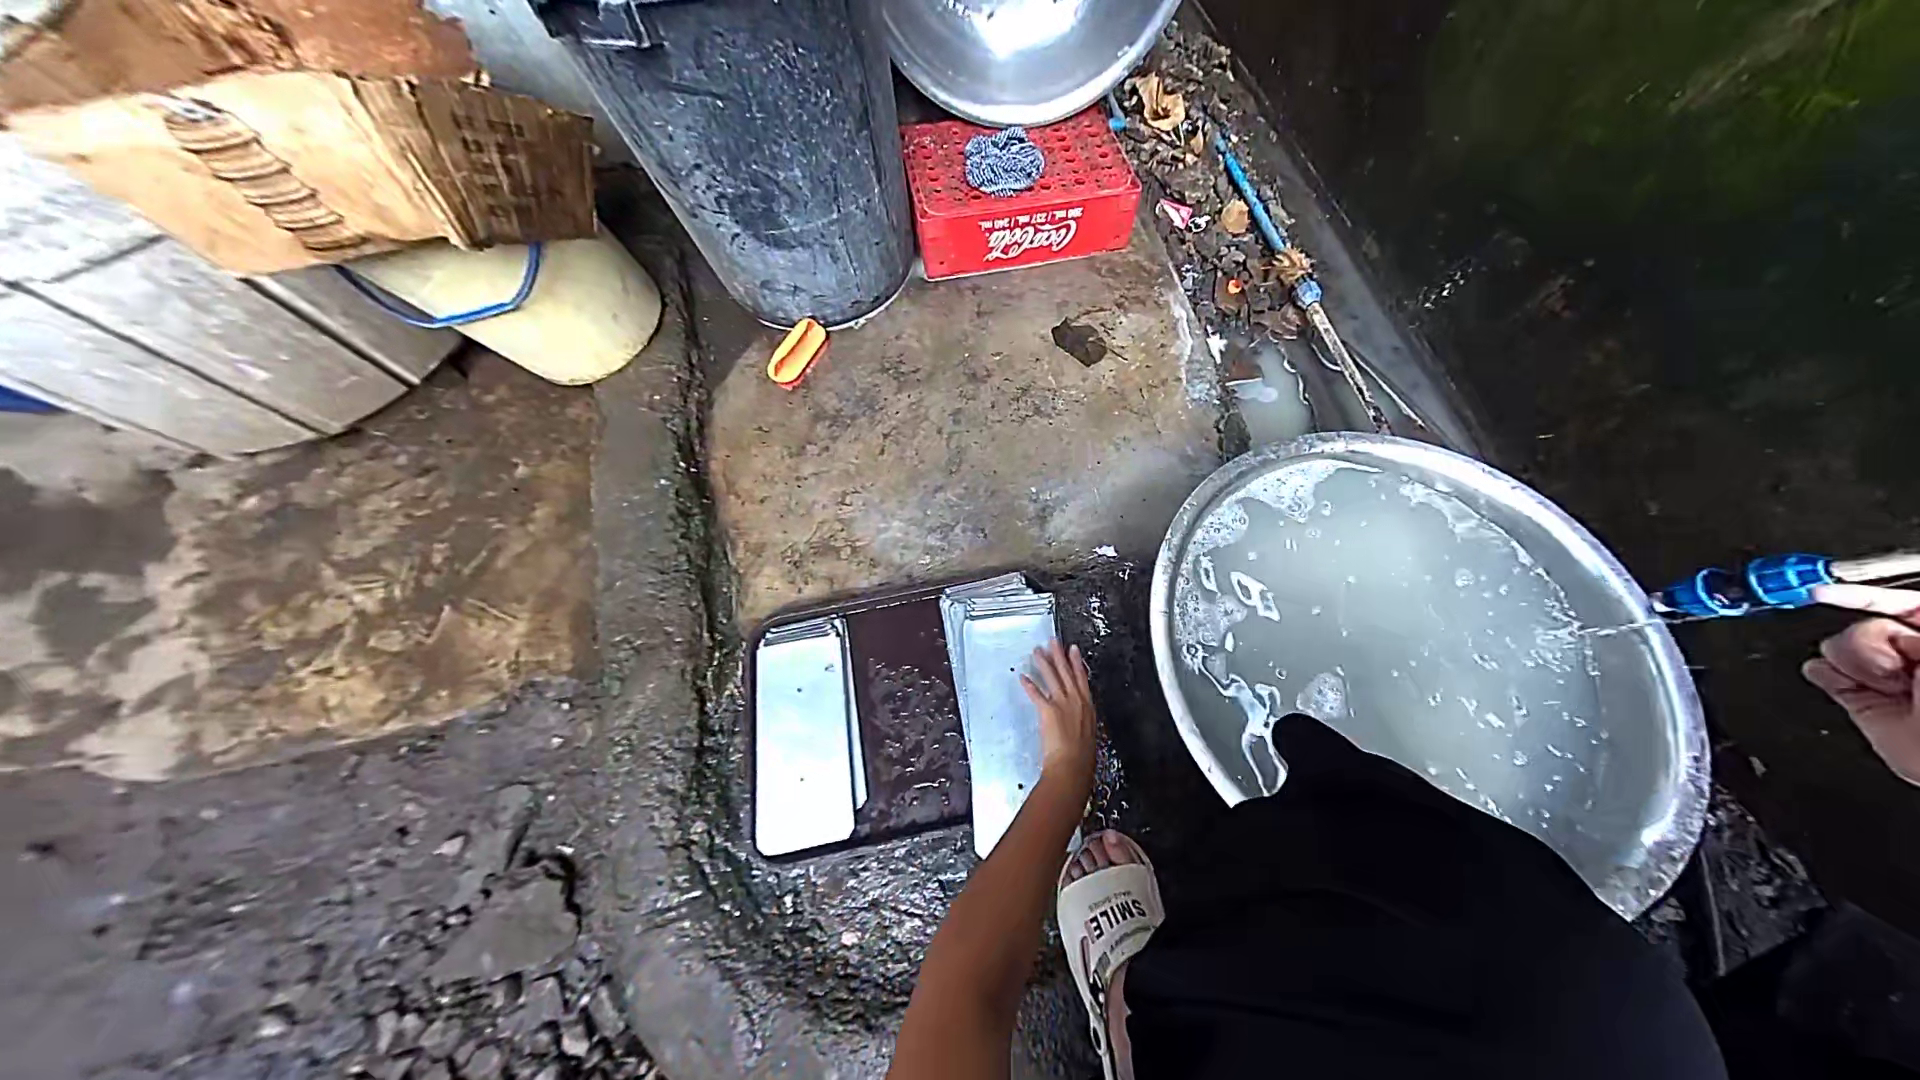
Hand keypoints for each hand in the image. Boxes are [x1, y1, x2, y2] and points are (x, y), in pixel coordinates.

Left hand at [1022, 640, 1096, 788]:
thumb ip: (1082, 721)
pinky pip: (1036, 694)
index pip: (1082, 678)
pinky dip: (1029, 685)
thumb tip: (1078, 720)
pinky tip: (1023, 676)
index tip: (1073, 649)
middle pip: (1066, 672)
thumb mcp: (1088, 733)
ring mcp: (1062, 704)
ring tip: (1037, 651)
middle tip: (1053, 641)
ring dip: (1043, 663)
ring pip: (1052, 677)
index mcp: (1088, 706)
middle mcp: (1076, 701)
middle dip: (1059, 655)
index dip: (1077, 662)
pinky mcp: (1048, 710)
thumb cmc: (1083, 756)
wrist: (1073, 765)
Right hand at [1804, 584, 1919, 784]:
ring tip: (1893, 687)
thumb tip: (1877, 619)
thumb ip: (1912, 618)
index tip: (1824, 592)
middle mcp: (1914, 653)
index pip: (1898, 602)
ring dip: (1857, 665)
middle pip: (1862, 625)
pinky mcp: (1858, 695)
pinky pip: (1819, 670)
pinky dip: (1828, 675)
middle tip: (1904, 668)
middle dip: (1872, 644)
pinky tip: (1854, 686)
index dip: (1862, 595)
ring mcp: (1886, 675)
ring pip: (1835, 647)